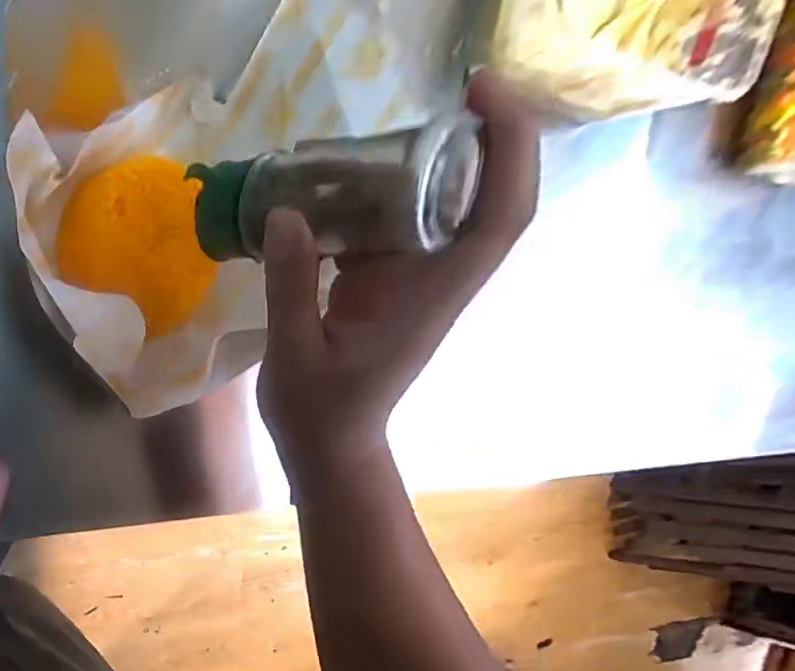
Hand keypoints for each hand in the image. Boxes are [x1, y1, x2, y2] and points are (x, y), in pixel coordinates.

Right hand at [258, 74, 539, 488]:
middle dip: (459, 140)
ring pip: (431, 207)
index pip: (498, 216)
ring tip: (348, 151)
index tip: (476, 95)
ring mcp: (412, 284)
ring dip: (406, 167)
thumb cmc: (318, 415)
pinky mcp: (388, 288)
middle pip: (477, 196)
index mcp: (428, 299)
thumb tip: (286, 213)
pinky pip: (391, 228)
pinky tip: (326, 194)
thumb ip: (290, 287)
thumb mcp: (294, 356)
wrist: (330, 451)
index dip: (509, 146)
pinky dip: (368, 200)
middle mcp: (433, 282)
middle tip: (407, 111)